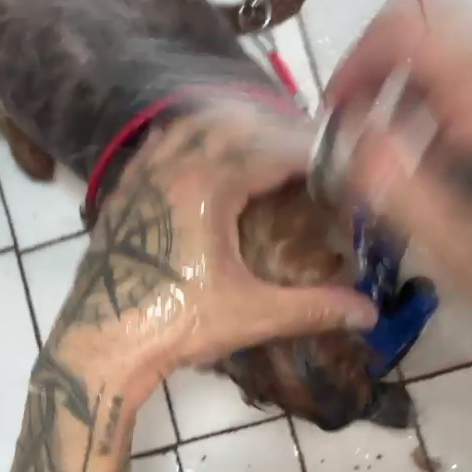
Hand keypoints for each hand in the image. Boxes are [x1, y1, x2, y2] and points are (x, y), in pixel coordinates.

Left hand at [50, 110, 378, 385]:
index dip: (309, 152)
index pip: (272, 149)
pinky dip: (192, 141)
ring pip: (193, 128)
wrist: (101, 346)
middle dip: (275, 133)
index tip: (338, 161)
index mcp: (207, 185)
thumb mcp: (251, 314)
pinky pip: (162, 145)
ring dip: (232, 129)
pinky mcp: (123, 193)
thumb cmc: (176, 326)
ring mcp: (142, 176)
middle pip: (234, 125)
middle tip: (308, 155)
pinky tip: (207, 161)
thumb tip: (369, 312)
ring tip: (264, 149)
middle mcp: (172, 166)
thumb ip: (314, 307)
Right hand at [327, 0, 471, 363]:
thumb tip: (349, 134)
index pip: (406, 26)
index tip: (346, 115)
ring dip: (455, 121)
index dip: (359, 62)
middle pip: (448, 56)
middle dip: (409, 109)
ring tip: (467, 193)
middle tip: (407, 181)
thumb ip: (385, 179)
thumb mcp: (451, 245)